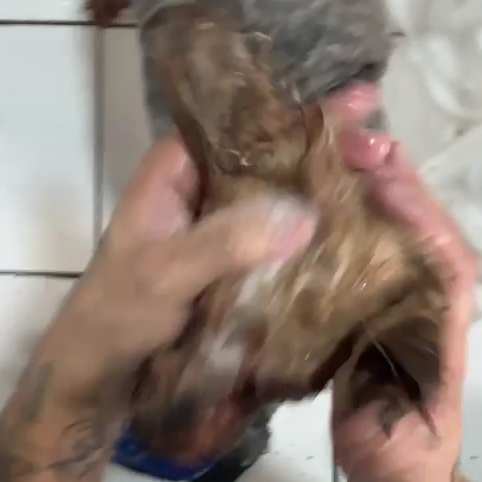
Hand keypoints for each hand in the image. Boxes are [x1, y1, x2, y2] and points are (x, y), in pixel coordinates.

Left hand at [42, 91, 379, 399]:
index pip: (244, 122)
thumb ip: (226, 242)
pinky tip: (354, 239)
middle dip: (325, 153)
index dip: (300, 112)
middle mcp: (201, 192)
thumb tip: (304, 216)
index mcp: (175, 170)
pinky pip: (277, 244)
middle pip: (270, 158)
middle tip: (384, 155)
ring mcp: (217, 232)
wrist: (97, 377)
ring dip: (324, 196)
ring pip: (278, 201)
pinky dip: (310, 241)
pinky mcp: (231, 270)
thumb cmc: (115, 316)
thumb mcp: (165, 273)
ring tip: (384, 189)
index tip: (361, 104)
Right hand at [331, 125, 481, 481]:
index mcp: (440, 313)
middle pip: (409, 223)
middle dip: (380, 176)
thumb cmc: (407, 459)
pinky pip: (353, 259)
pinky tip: (299, 210)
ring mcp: (392, 303)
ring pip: (381, 234)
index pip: (435, 241)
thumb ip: (415, 373)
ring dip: (354, 191)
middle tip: (335, 137)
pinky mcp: (363, 314)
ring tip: (312, 158)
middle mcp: (421, 297)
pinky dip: (334, 226)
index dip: (410, 197)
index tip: (373, 158)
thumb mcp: (411, 422)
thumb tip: (399, 311)